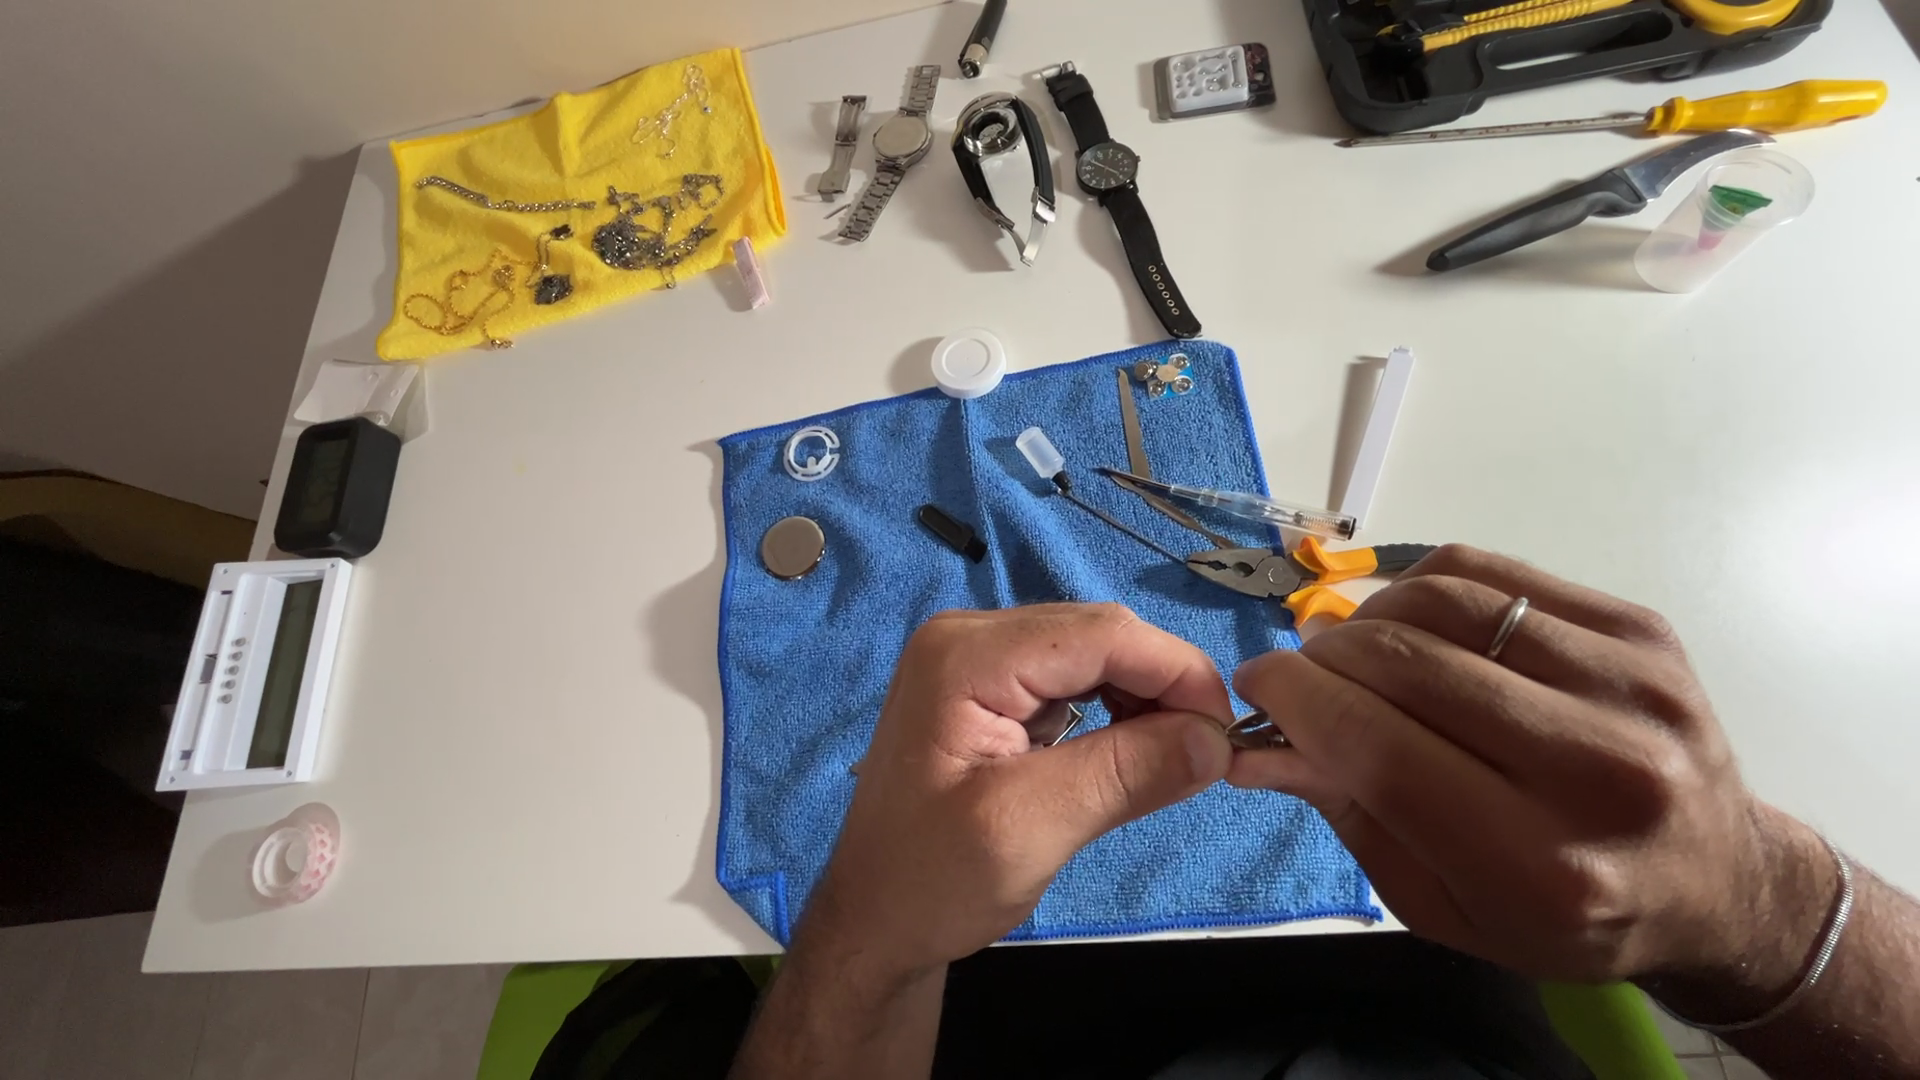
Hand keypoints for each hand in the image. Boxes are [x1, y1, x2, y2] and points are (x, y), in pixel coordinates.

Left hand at [800, 604, 1234, 979]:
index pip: (1099, 633)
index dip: (1176, 671)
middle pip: (1097, 634)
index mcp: (966, 655)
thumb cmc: (931, 881)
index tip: (1225, 736)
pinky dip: (1113, 706)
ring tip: (1167, 756)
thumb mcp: (1028, 830)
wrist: (873, 915)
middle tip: (1203, 754)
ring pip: (1091, 652)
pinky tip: (1126, 747)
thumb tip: (1215, 739)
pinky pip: (1071, 677)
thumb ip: (1123, 775)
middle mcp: (969, 636)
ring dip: (1142, 696)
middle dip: (1162, 684)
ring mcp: (976, 657)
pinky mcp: (989, 685)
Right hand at [1229, 545, 1835, 996]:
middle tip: (1303, 674)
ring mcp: (1630, 687)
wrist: (1714, 883)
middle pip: (1400, 662)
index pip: (1375, 744)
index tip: (1256, 685)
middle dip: (1319, 658)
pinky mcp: (1641, 631)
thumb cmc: (1555, 910)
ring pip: (1436, 603)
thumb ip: (1340, 807)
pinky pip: (1484, 572)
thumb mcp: (1431, 896)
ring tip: (1356, 651)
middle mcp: (1598, 770)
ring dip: (1365, 619)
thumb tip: (1251, 740)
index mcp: (1538, 863)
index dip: (1292, 699)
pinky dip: (1418, 587)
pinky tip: (1412, 624)